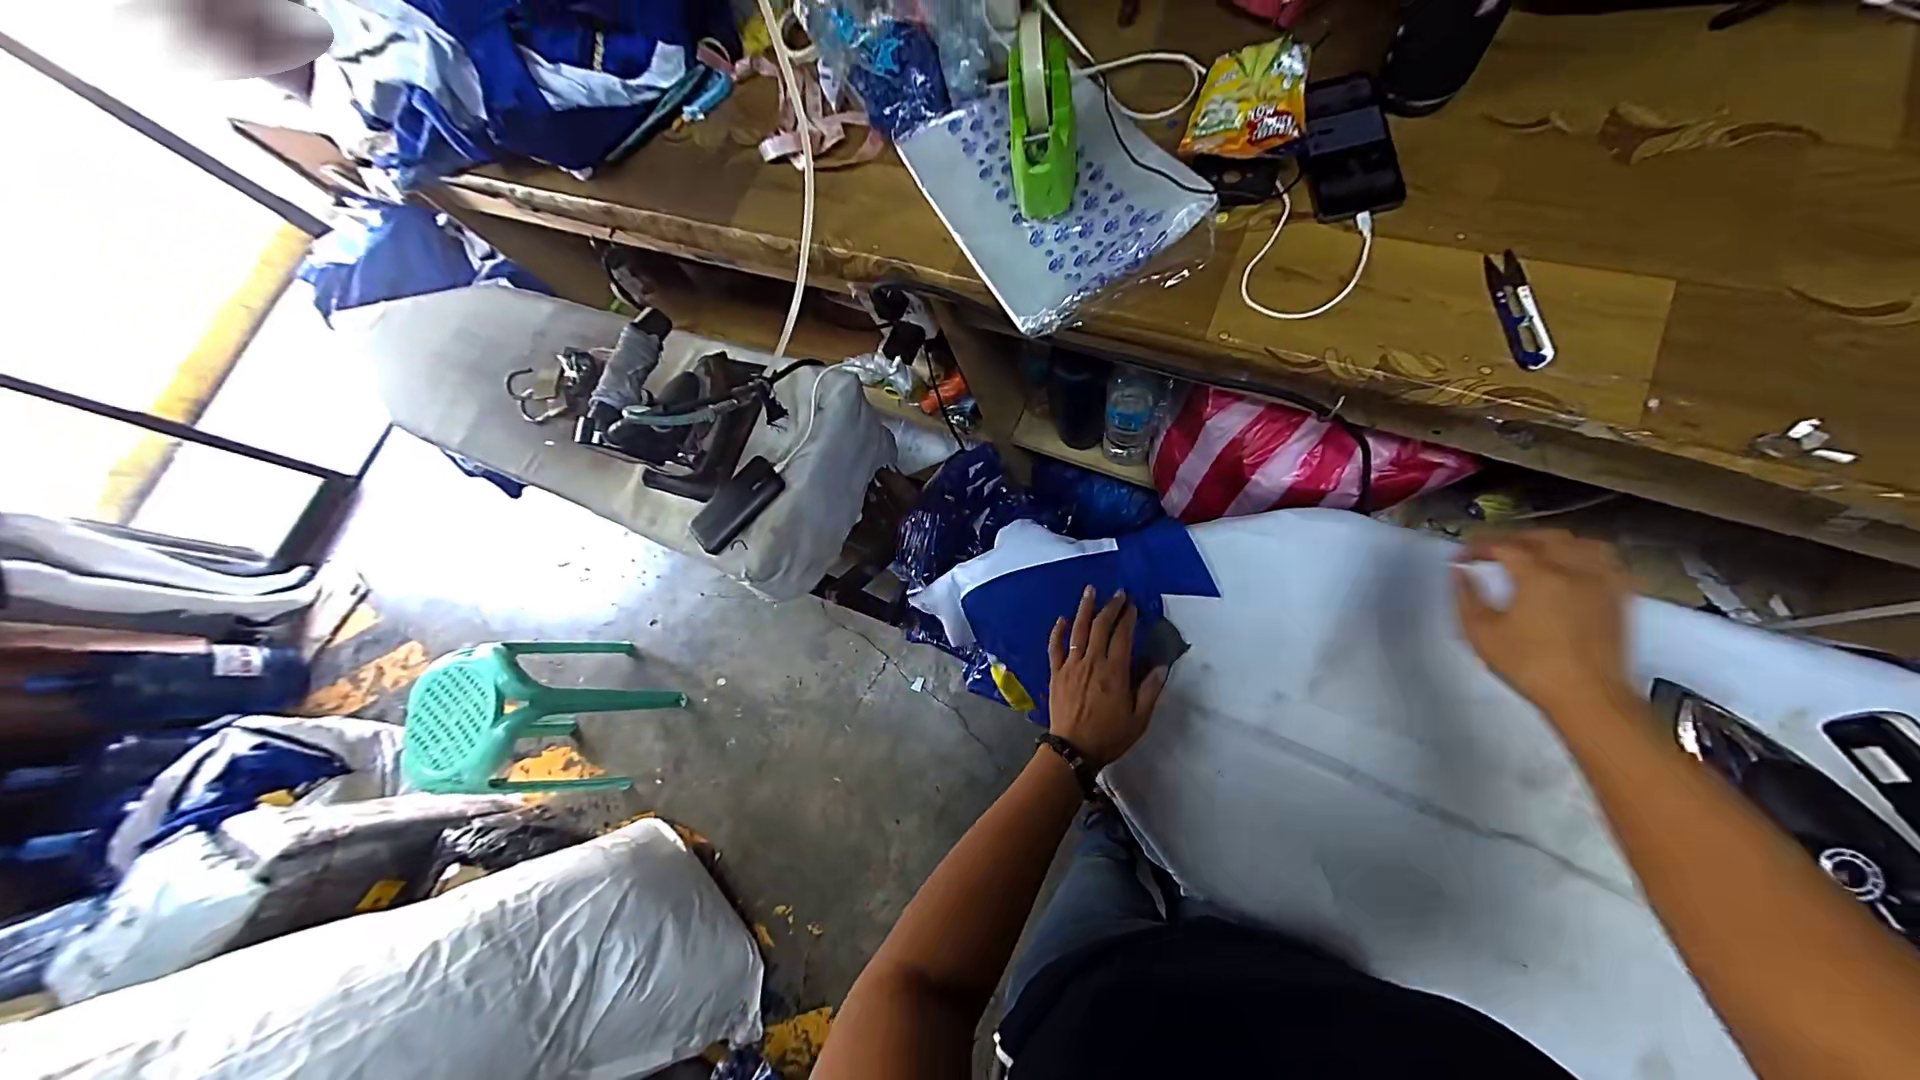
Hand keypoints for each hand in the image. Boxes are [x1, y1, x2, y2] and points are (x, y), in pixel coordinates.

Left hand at [1046, 586, 1168, 769]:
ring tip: (1090, 591)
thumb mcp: (1139, 718)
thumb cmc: (1109, 736)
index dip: (1129, 619)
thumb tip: (1162, 666)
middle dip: (1111, 607)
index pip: (1123, 637)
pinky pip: (1055, 647)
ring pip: (1078, 630)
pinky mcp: (1056, 673)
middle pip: (1101, 627)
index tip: (1133, 606)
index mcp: (1114, 672)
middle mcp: (1092, 662)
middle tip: (1118, 593)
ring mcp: (1071, 666)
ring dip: (1085, 609)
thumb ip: (1150, 690)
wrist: (1073, 749)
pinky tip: (1062, 619)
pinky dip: (1058, 631)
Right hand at [1453, 529, 1637, 720]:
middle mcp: (1575, 569)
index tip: (1460, 556)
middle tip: (1490, 550)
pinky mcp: (1621, 596)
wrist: (1589, 695)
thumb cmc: (1528, 663)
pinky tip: (1571, 565)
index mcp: (1539, 576)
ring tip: (1530, 552)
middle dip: (1513, 538)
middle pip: (1544, 537)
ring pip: (1580, 542)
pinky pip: (1606, 559)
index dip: (1478, 546)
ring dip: (1550, 541)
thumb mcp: (1481, 632)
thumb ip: (1467, 595)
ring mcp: (1603, 581)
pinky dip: (1584, 553)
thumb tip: (1460, 570)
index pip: (1504, 546)